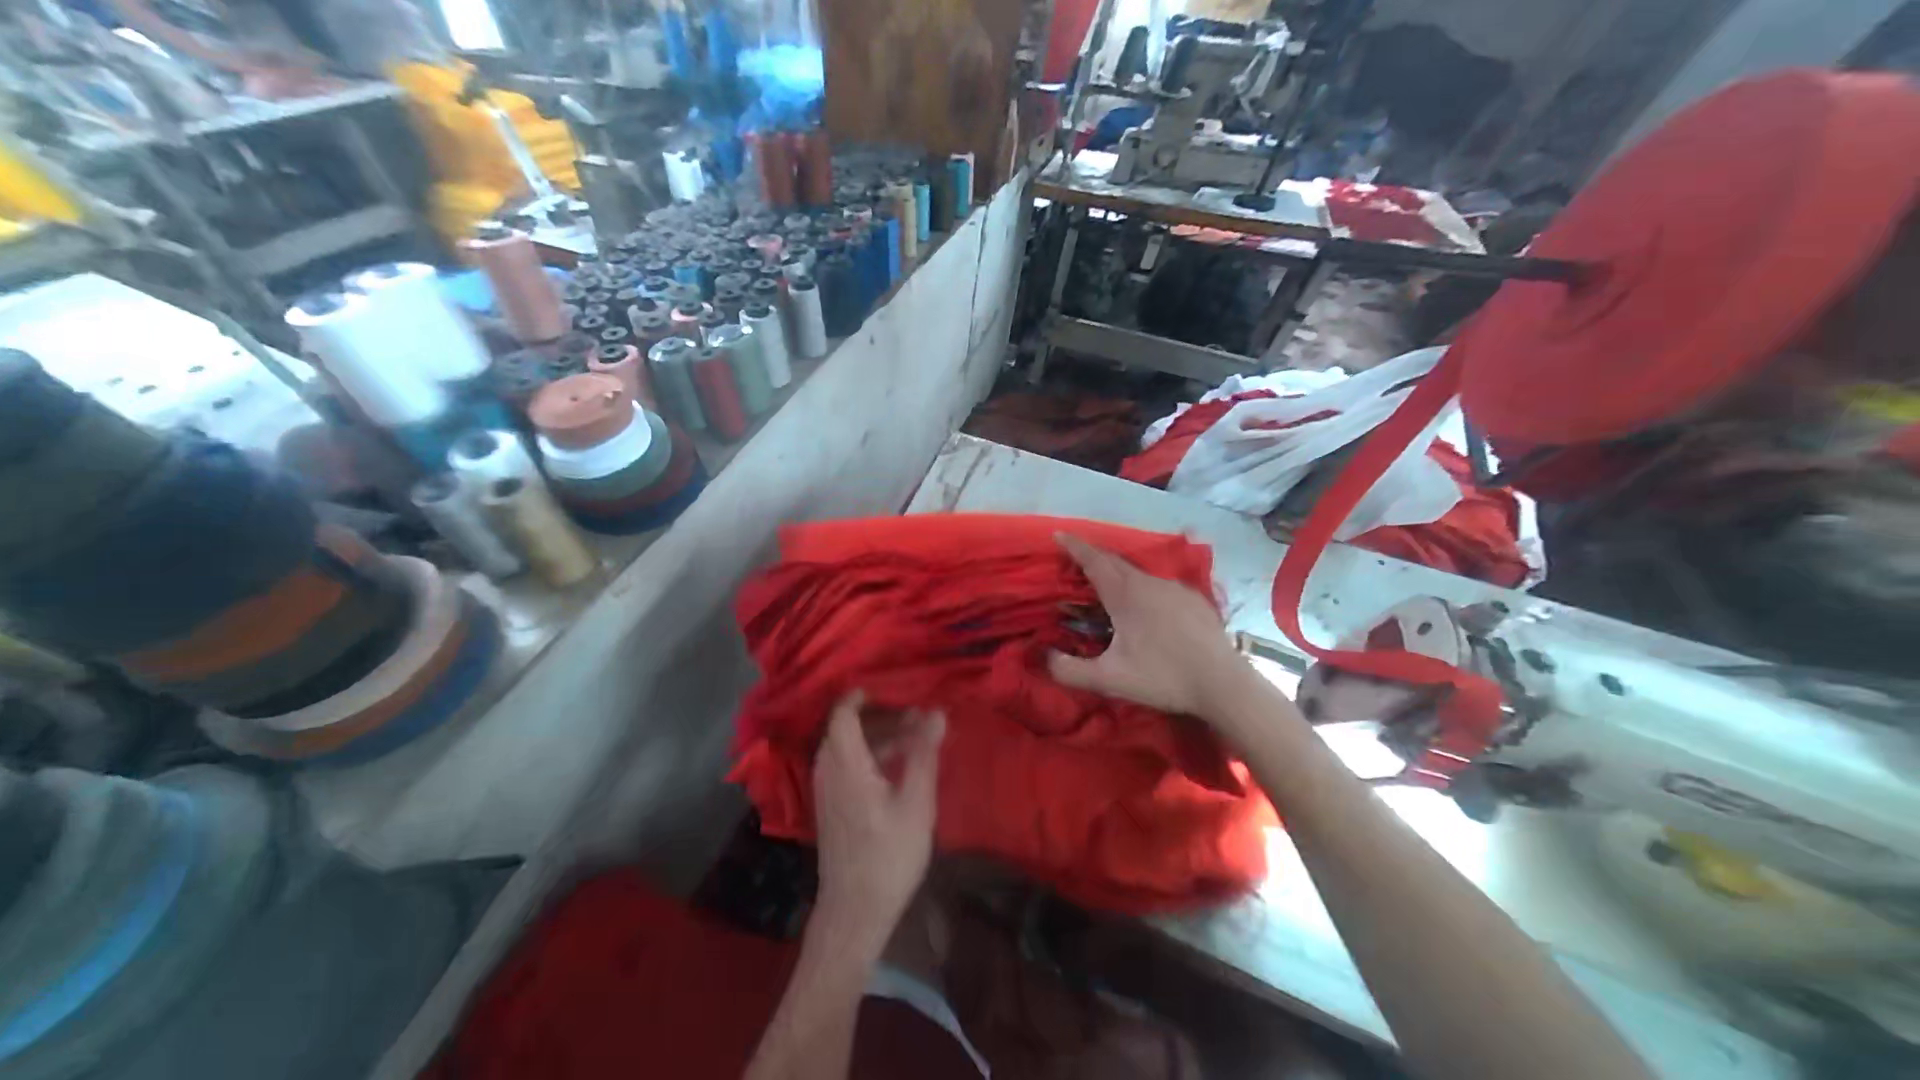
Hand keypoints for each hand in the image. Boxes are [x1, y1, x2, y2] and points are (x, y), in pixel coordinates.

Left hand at [812, 691, 944, 948]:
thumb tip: (936, 712)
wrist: (855, 910)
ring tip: (915, 736)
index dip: (864, 693)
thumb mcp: (916, 803)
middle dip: (879, 713)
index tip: (894, 685)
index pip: (843, 712)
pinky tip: (898, 765)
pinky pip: (845, 764)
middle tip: (915, 710)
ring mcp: (825, 789)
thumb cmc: (889, 855)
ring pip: (846, 746)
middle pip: (845, 726)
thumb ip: (923, 754)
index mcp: (844, 763)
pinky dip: (869, 754)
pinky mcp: (830, 805)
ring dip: (877, 735)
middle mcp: (827, 769)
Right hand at [1048, 532, 1249, 718]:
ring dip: (1118, 574)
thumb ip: (1069, 670)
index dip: (1074, 546)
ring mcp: (1175, 588)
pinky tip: (1146, 609)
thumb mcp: (1109, 679)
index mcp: (1125, 594)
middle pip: (1115, 562)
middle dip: (1092, 558)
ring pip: (1138, 573)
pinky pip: (1160, 585)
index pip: (1093, 560)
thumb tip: (1043, 658)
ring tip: (1107, 589)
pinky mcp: (1194, 599)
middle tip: (1075, 563)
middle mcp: (1149, 582)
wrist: (1222, 683)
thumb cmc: (1162, 676)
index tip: (1058, 534)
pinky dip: (1142, 588)